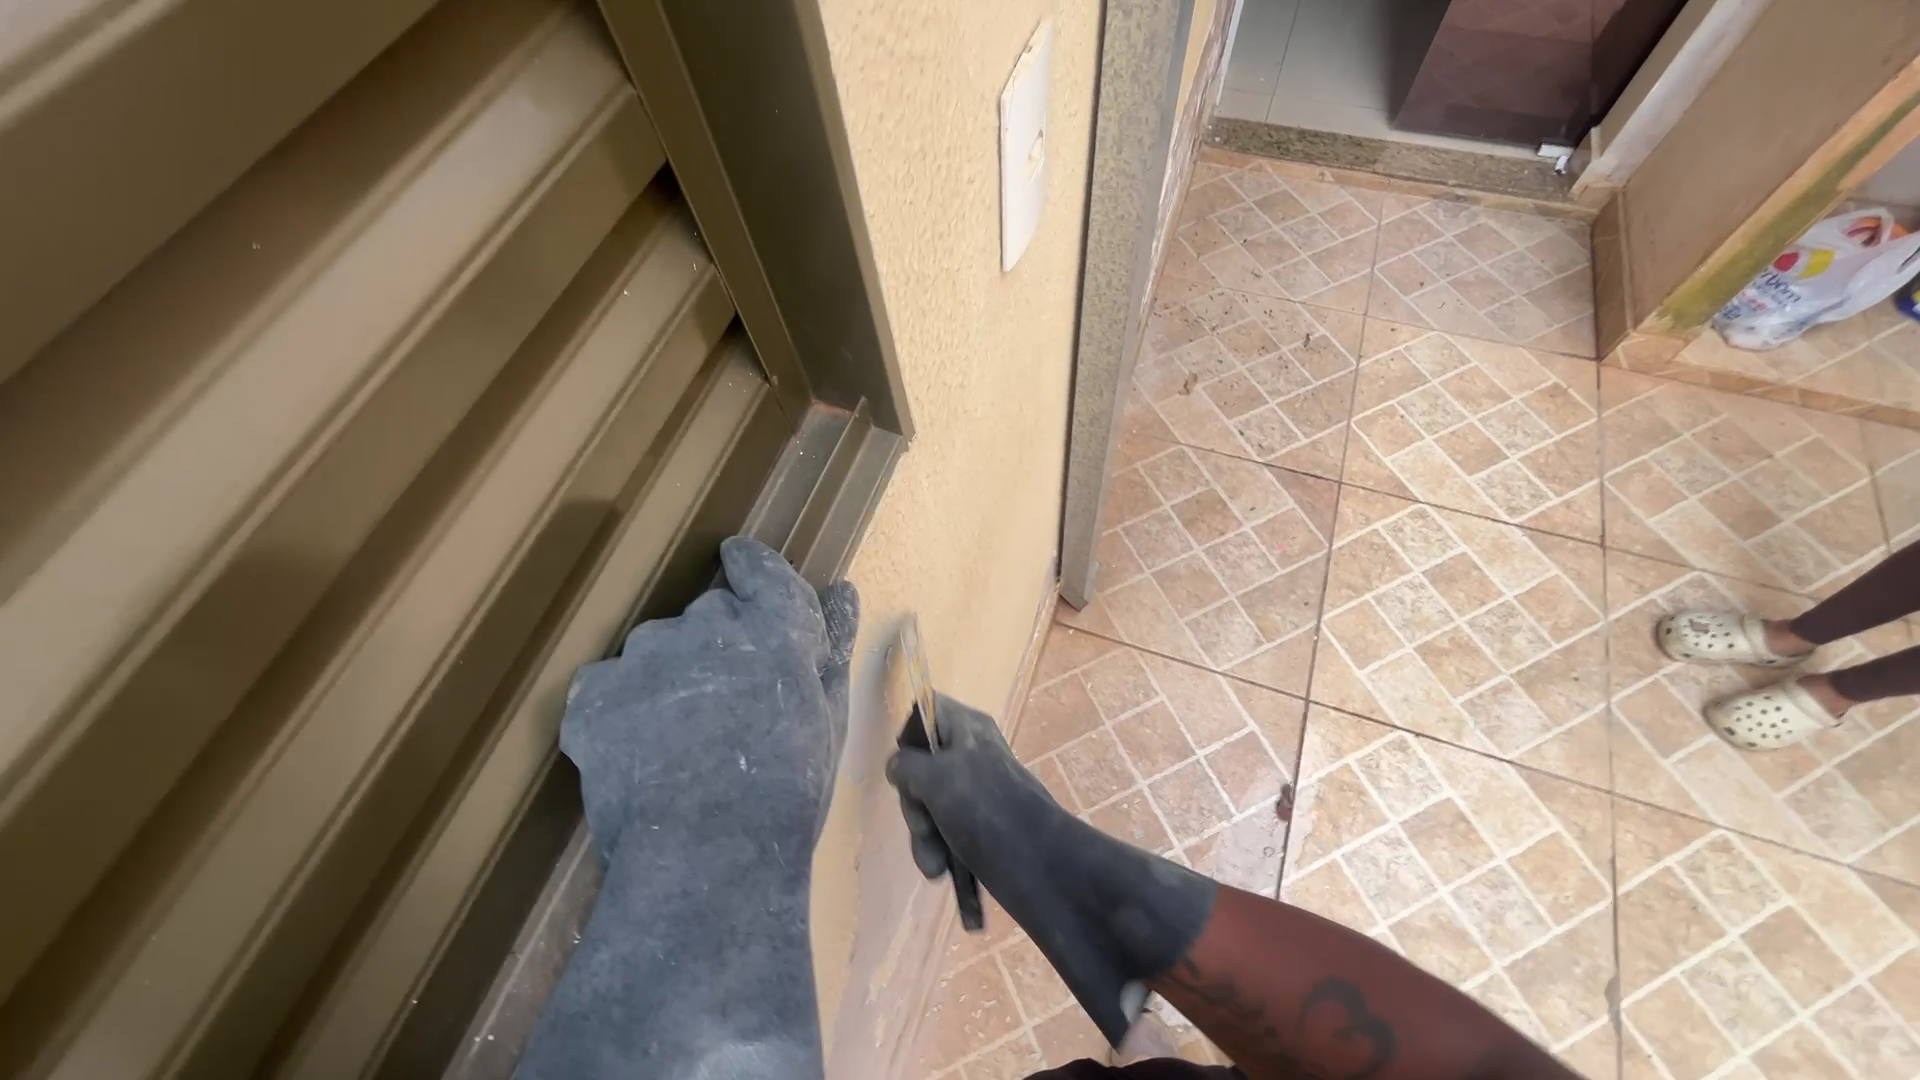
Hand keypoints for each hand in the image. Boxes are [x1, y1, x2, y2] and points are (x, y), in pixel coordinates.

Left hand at [561, 536, 857, 861]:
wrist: (711, 856)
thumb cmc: (790, 789)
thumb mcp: (828, 715)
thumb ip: (831, 644)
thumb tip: (840, 588)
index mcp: (772, 625)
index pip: (757, 568)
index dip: (750, 568)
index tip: (741, 569)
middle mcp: (704, 623)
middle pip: (707, 615)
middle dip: (717, 646)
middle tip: (728, 705)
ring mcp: (643, 658)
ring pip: (656, 652)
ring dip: (669, 678)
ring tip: (681, 742)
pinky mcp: (592, 698)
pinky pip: (607, 688)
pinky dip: (622, 711)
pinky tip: (642, 755)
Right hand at [887, 696, 1213, 1044]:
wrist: (1040, 867)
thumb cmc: (985, 811)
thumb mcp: (936, 779)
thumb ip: (908, 766)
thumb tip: (897, 764)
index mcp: (967, 728)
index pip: (928, 709)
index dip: (910, 734)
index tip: (905, 765)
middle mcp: (971, 753)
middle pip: (920, 763)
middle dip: (914, 802)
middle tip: (924, 823)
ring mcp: (976, 791)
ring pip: (929, 802)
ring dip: (924, 835)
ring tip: (934, 863)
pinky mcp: (980, 826)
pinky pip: (945, 830)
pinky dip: (939, 849)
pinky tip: (940, 871)